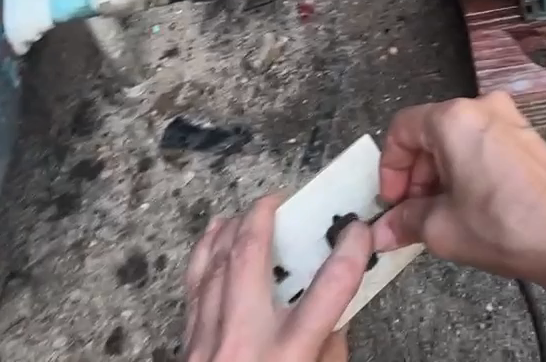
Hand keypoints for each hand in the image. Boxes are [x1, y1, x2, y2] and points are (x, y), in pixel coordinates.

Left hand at [183, 194, 372, 361]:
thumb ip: (330, 353)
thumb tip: (333, 312)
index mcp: (285, 359)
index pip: (330, 291)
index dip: (352, 251)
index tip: (360, 228)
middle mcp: (242, 344)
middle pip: (250, 259)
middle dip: (266, 216)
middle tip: (286, 199)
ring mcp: (206, 345)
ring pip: (214, 264)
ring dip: (232, 228)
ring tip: (250, 209)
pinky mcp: (185, 349)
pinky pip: (194, 286)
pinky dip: (205, 253)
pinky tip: (214, 234)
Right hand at [371, 92, 545, 281]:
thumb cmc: (503, 226)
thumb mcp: (442, 228)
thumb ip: (405, 221)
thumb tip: (381, 231)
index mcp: (454, 118)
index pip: (402, 129)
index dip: (390, 168)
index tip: (393, 202)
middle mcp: (481, 105)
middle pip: (429, 131)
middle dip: (416, 173)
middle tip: (415, 213)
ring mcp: (508, 116)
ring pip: (456, 138)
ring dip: (440, 172)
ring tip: (443, 213)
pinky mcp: (525, 133)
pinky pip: (482, 142)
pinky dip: (467, 167)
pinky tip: (471, 204)